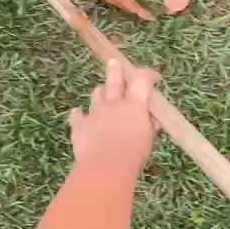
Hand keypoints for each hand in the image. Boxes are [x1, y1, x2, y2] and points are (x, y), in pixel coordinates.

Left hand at [68, 59, 158, 177]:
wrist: (106, 166)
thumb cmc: (134, 153)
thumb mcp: (148, 139)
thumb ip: (148, 126)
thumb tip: (150, 121)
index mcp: (134, 104)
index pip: (142, 79)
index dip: (147, 75)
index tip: (152, 77)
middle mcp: (113, 103)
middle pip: (114, 79)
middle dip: (115, 70)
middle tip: (114, 62)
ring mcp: (95, 112)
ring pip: (96, 95)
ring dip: (100, 93)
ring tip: (101, 92)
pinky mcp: (80, 125)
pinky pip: (78, 116)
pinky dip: (79, 114)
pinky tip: (77, 114)